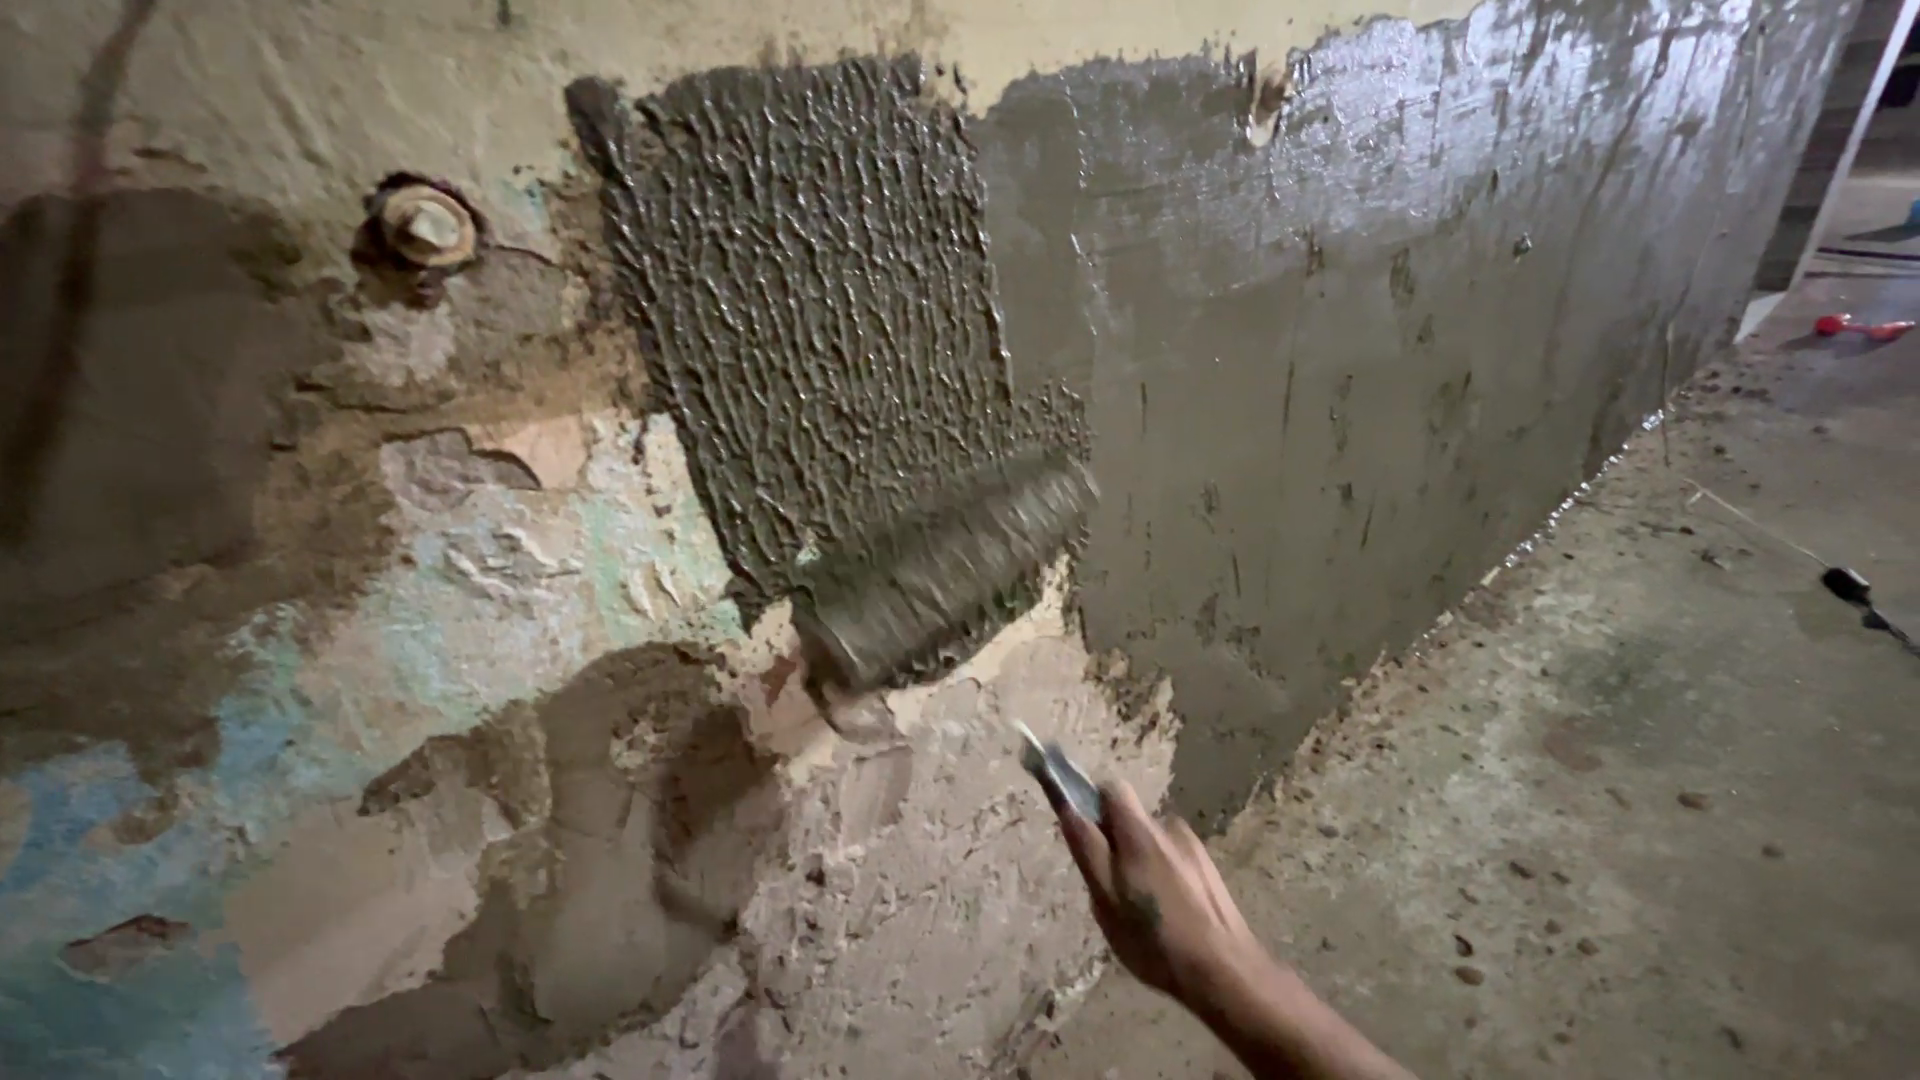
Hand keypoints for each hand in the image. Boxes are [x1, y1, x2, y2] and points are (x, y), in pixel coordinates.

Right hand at [1056, 780, 1264, 1003]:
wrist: (1226, 971)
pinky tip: (1168, 913)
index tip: (1082, 831)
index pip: (1110, 789)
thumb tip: (1068, 807)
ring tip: (1142, 909)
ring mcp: (1192, 848)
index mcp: (1140, 831)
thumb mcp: (1106, 899)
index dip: (1091, 803)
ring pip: (1151, 841)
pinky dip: (1162, 876)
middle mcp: (1168, 828)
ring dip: (1139, 862)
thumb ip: (1088, 849)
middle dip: (1114, 843)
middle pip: (1130, 818)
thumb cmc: (1155, 939)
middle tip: (1111, 887)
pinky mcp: (1208, 869)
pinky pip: (1172, 859)